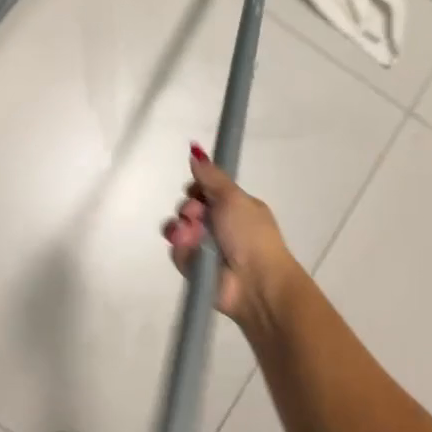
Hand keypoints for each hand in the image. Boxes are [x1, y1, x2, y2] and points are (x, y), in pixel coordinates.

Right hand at [162, 144, 304, 330]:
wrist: (255, 281)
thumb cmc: (250, 234)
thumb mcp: (233, 197)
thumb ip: (211, 176)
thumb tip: (195, 151)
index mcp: (234, 207)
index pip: (205, 190)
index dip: (197, 188)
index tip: (197, 189)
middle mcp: (218, 225)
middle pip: (188, 206)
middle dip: (188, 207)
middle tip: (198, 213)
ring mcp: (204, 246)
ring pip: (178, 226)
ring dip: (181, 225)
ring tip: (191, 232)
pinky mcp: (192, 266)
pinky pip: (176, 248)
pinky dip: (180, 245)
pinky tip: (188, 247)